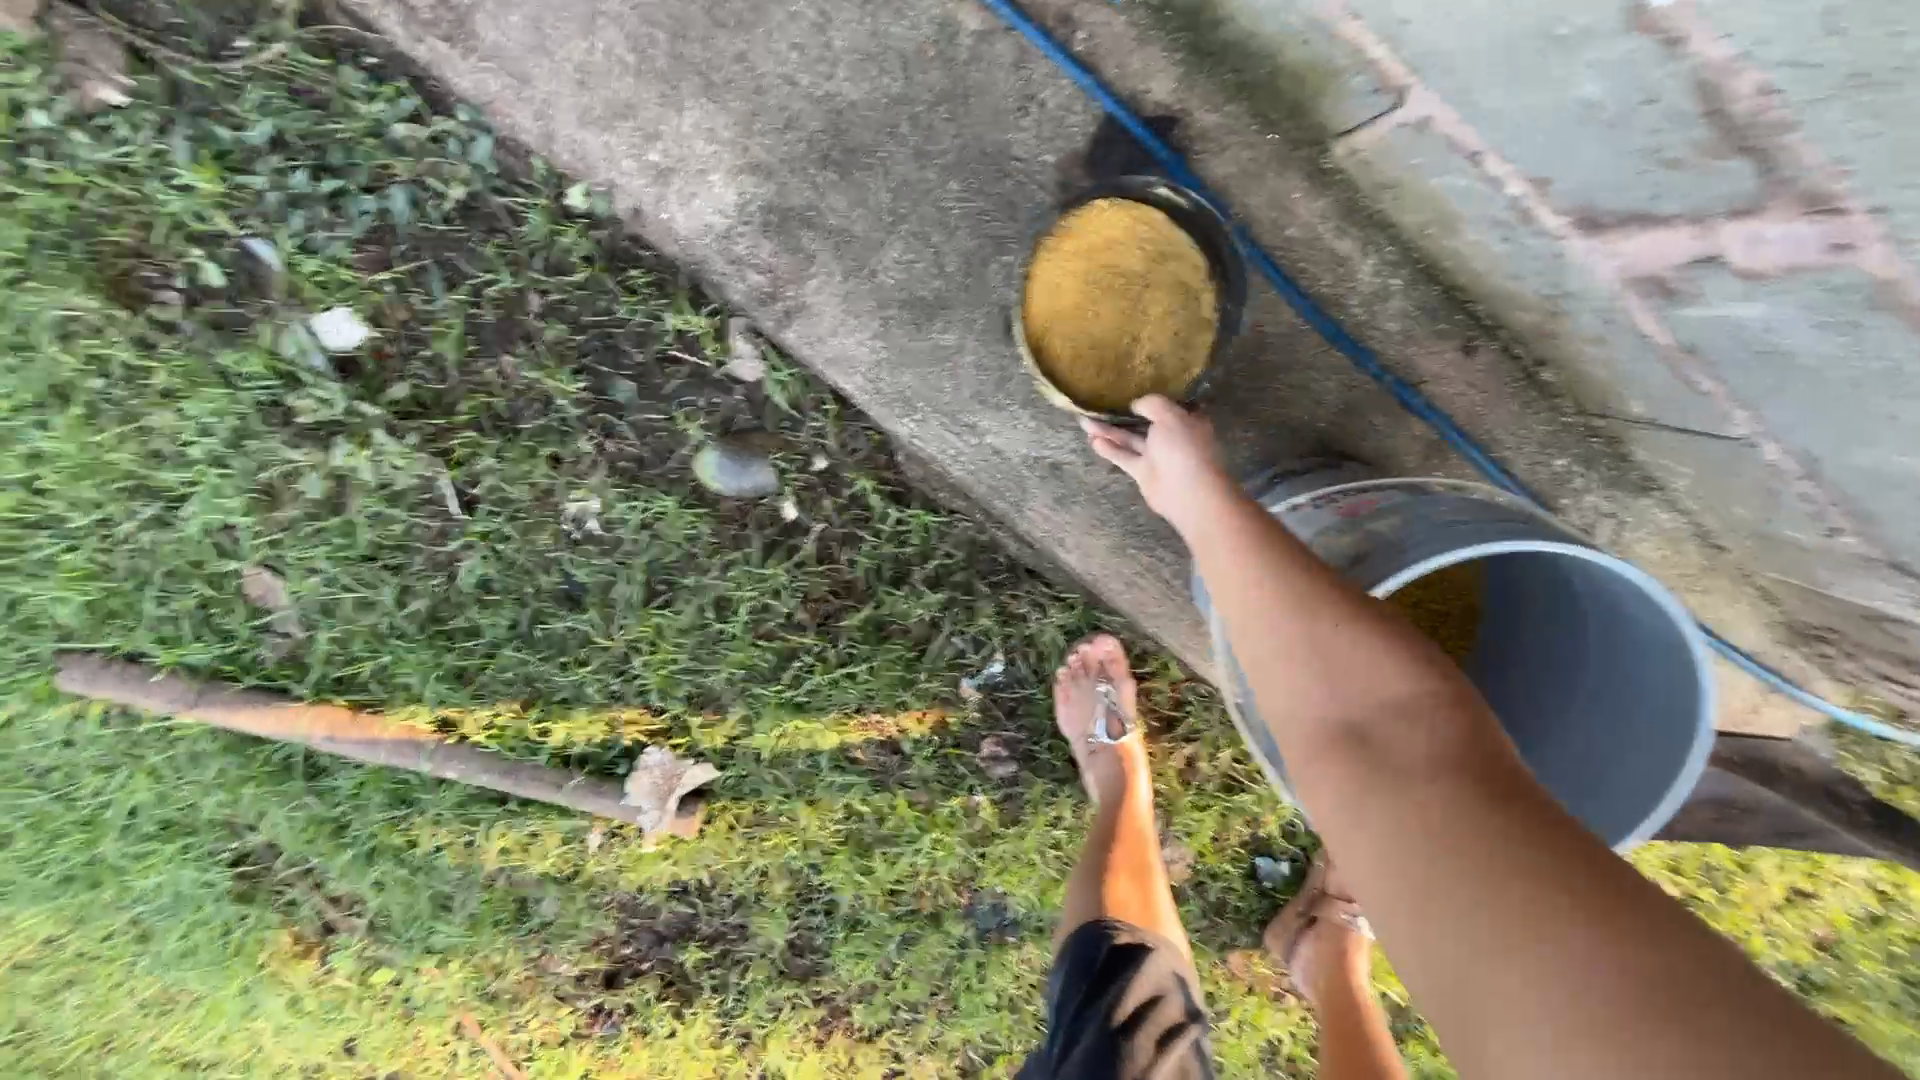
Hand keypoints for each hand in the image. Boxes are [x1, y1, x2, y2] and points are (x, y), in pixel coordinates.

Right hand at [1081, 395, 1234, 534]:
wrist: (1186, 491)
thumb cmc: (1183, 448)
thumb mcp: (1169, 415)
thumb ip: (1151, 404)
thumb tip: (1136, 404)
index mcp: (1185, 419)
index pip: (1166, 405)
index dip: (1149, 398)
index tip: (1129, 389)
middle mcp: (1171, 436)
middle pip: (1143, 422)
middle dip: (1121, 415)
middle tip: (1098, 405)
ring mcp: (1157, 455)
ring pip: (1130, 439)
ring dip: (1109, 431)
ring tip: (1085, 422)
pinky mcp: (1144, 472)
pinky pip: (1124, 457)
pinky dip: (1110, 449)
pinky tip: (1093, 440)